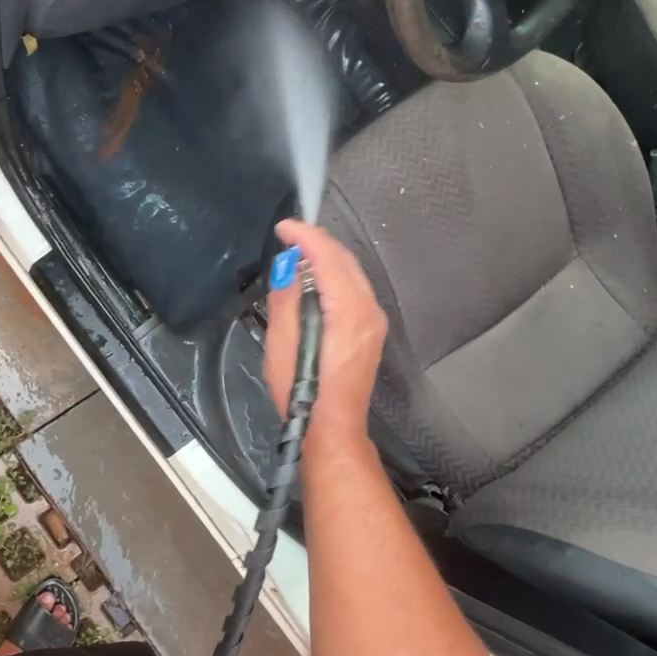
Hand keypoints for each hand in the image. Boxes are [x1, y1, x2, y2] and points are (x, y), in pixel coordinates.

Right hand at [263, 219, 387, 449]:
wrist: (331, 428)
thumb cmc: (303, 393)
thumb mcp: (283, 344)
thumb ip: (287, 299)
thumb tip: (288, 267)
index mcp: (347, 310)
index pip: (328, 257)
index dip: (305, 236)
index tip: (284, 227)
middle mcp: (368, 310)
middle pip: (345, 260)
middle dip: (317, 242)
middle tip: (289, 236)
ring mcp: (373, 322)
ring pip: (352, 273)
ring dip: (326, 258)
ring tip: (298, 255)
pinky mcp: (370, 333)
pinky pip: (355, 290)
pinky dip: (335, 276)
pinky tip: (316, 281)